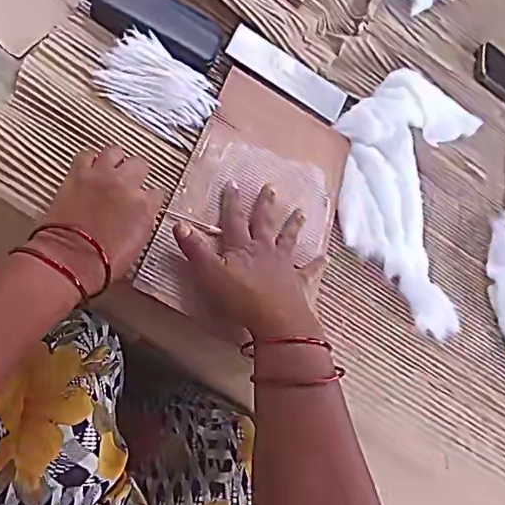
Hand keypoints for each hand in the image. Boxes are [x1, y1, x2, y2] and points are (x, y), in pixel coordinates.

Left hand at [33, 146, 164, 292]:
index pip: (157, 193)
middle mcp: (127, 184)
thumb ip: (141, 222)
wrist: (71, 257)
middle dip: (136, 174)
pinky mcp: (78, 173)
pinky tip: (89, 168)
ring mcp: (102, 175)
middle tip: (128, 184)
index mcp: (145, 206)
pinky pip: (87, 154)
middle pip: (140, 164)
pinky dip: (90, 160)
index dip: (149, 198)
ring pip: (115, 152)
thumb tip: (138, 216)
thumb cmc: (104, 262)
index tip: (143, 204)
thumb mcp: (136, 245)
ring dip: (114, 160)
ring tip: (109, 170)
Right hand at [173, 184, 325, 338]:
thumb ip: (195, 250)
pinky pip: (309, 270)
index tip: (232, 183)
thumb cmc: (241, 298)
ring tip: (300, 212)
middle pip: (264, 223)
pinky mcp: (298, 283)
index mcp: (242, 248)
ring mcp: (284, 265)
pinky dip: (316, 263)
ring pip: (288, 240)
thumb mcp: (210, 274)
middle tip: (270, 187)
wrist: (277, 321)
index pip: (233, 220)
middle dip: (265, 205)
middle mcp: (264, 250)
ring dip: (293, 226)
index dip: (231, 202)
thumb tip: (179, 224)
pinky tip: (324, 257)